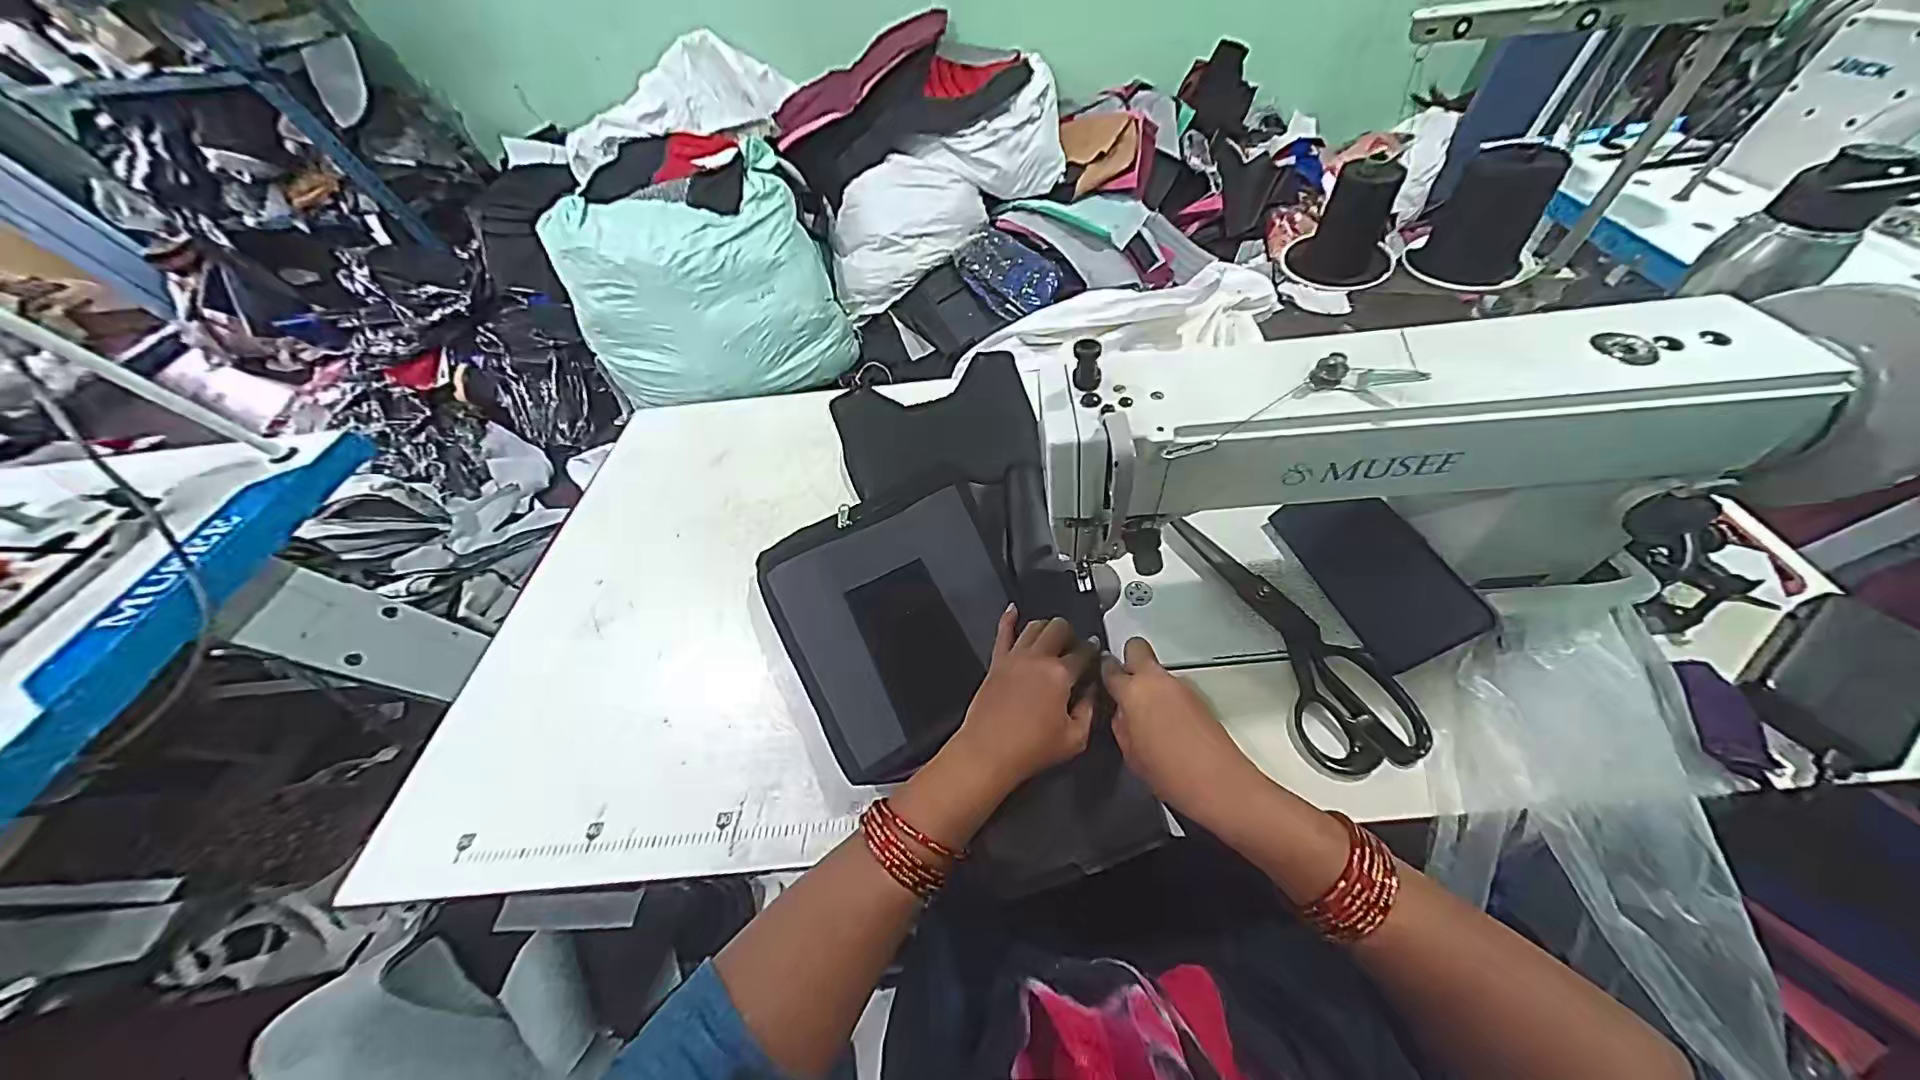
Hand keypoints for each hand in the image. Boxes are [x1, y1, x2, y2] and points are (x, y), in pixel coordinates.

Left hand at [945, 607, 1097, 793]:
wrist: (988, 751)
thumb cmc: (1030, 748)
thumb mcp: (1074, 738)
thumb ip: (1088, 711)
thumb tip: (1090, 694)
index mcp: (1060, 675)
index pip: (1083, 652)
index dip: (1093, 651)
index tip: (1095, 654)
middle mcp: (1037, 659)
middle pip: (1059, 628)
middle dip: (1071, 633)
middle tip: (1074, 645)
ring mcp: (1014, 658)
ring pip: (1035, 626)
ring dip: (1047, 626)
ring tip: (1053, 635)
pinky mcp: (996, 662)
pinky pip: (1003, 632)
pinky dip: (1009, 618)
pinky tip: (1013, 610)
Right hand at [1103, 637, 1264, 822]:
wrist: (1220, 783)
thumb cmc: (1170, 772)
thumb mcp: (1130, 752)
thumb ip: (1120, 723)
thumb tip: (1121, 712)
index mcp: (1133, 691)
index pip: (1110, 667)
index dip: (1105, 671)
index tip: (1104, 679)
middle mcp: (1157, 680)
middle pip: (1137, 648)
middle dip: (1129, 659)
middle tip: (1126, 684)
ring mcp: (1181, 686)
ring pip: (1157, 672)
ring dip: (1151, 685)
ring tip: (1151, 718)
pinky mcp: (1199, 697)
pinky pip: (1174, 689)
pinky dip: (1168, 699)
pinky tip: (1169, 726)